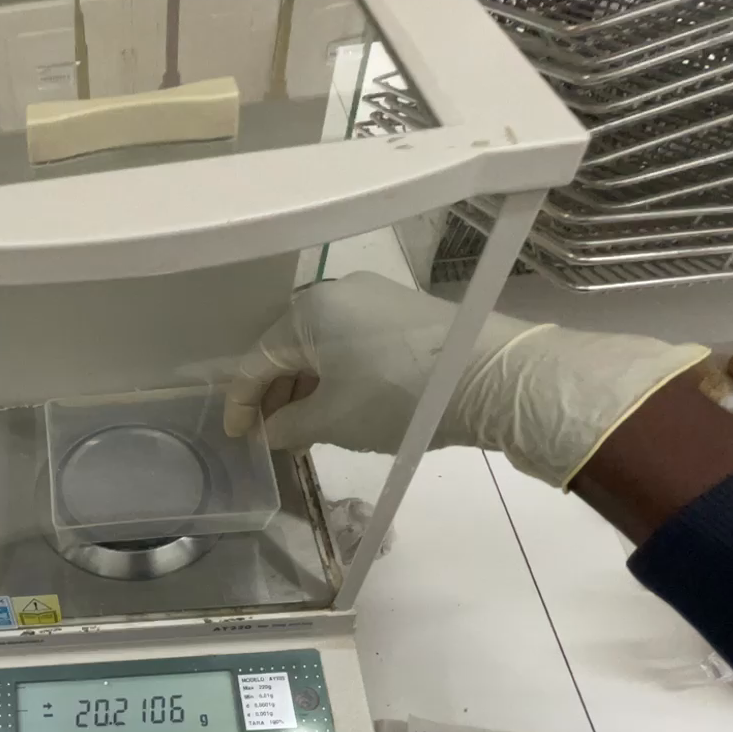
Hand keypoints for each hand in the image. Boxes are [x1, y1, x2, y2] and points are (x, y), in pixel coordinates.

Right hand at [222, 273, 706, 486]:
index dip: (241, 404)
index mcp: (307, 312)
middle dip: (272, 397)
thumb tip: (267, 432)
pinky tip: (333, 407)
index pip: (255, 362)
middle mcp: (334, 294)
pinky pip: (345, 345)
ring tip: (300, 429)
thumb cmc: (394, 396)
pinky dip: (331, 377)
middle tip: (269, 436)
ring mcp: (370, 299)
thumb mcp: (329, 420)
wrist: (495, 377)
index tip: (237, 437)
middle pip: (285, 351)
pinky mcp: (399, 313)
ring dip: (302, 390)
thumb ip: (286, 426)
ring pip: (316, 349)